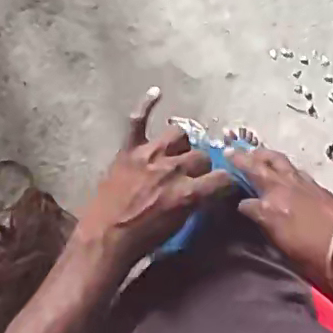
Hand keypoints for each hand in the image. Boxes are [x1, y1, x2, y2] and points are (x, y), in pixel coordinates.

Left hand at [73, 88, 236, 268]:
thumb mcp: (178, 225)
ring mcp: (149, 155)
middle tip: (193, 176)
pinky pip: (138, 119)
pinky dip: (147, 104)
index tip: (226, 186)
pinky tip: (156, 92)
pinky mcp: (128, 149)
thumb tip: (208, 190)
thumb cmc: (142, 239)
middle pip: (200, 156)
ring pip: (178, 135)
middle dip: (201, 167)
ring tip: (177, 153)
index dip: (227, 183)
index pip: (223, 179)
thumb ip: (196, 203)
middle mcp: (172, 169)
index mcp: (187, 192)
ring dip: (181, 145)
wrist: (105, 238)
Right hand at [229, 147, 332, 280]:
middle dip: (242, 158)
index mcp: (269, 204)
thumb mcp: (279, 243)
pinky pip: (291, 167)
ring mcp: (300, 183)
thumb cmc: (312, 254)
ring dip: (262, 155)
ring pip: (276, 160)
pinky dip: (281, 164)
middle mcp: (282, 187)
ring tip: (254, 154)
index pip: (244, 199)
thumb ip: (261, 221)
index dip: (234, 195)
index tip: (225, 191)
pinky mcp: (314, 184)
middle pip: (257, 165)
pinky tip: (280, 168)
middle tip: (230, 152)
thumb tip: (248, 208)